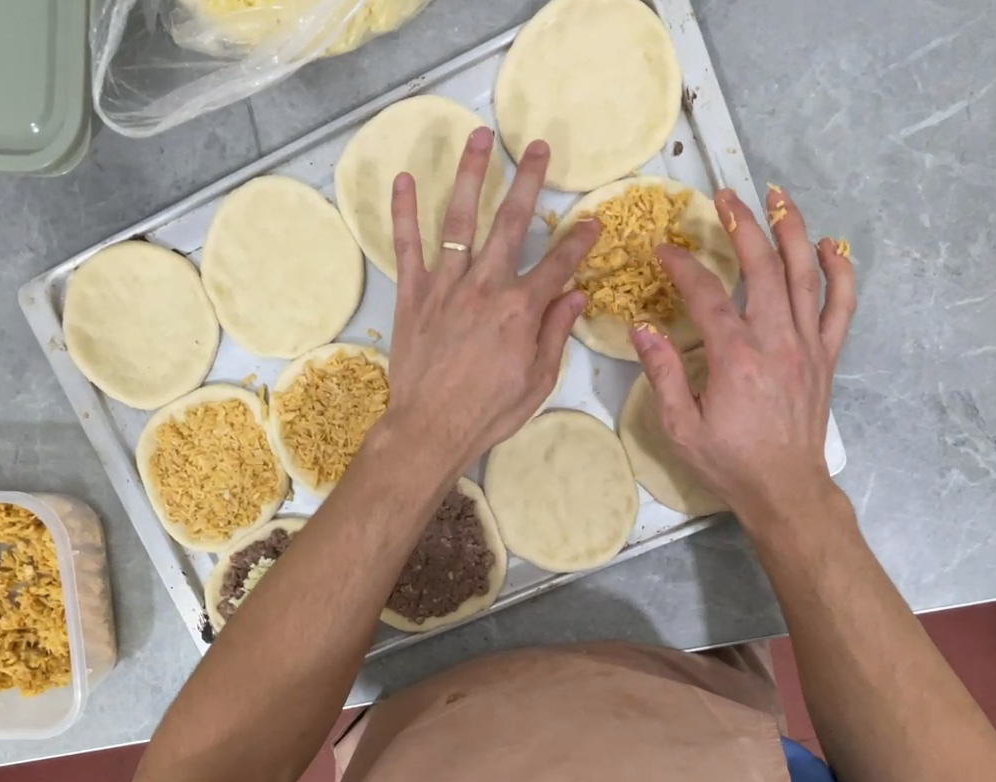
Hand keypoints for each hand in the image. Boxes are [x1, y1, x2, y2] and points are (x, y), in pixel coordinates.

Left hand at [377, 128, 599, 476]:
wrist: (430, 429)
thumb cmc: (488, 413)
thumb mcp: (537, 382)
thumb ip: (555, 334)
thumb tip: (576, 296)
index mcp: (522, 310)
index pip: (559, 264)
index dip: (579, 241)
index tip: (591, 222)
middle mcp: (486, 286)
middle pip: (511, 223)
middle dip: (528, 180)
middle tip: (537, 146)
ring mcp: (446, 287)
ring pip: (460, 221)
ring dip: (470, 175)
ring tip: (477, 138)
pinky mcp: (412, 296)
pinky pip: (407, 247)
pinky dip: (404, 213)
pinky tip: (404, 179)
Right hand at [629, 186, 855, 524]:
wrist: (783, 487)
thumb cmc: (727, 461)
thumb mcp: (680, 425)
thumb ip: (663, 373)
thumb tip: (643, 329)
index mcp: (735, 357)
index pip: (706, 294)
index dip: (683, 266)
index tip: (664, 249)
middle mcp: (776, 340)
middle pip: (762, 266)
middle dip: (742, 224)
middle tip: (725, 195)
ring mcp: (808, 344)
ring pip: (805, 273)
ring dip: (791, 229)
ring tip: (778, 197)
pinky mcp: (826, 355)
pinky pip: (841, 303)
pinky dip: (839, 270)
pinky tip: (829, 245)